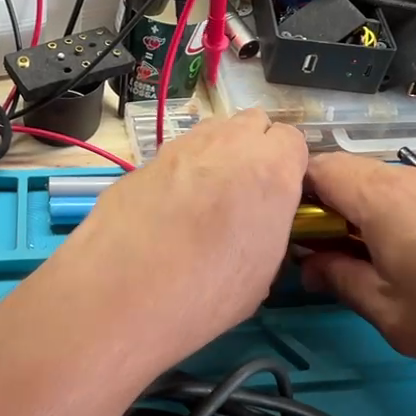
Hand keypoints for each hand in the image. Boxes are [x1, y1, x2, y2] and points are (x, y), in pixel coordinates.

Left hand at [32, 108, 308, 366]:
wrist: (122, 290)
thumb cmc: (206, 293)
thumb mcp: (263, 273)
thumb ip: (270, 228)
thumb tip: (261, 222)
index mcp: (270, 169)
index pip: (293, 140)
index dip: (289, 166)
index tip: (281, 195)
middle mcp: (229, 143)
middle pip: (253, 122)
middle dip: (256, 147)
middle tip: (248, 191)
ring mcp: (184, 144)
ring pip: (215, 130)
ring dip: (220, 152)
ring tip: (209, 197)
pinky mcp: (147, 156)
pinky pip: (178, 151)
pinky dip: (184, 169)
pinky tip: (171, 207)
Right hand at [300, 152, 415, 380]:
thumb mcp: (391, 313)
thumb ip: (340, 282)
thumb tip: (308, 265)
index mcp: (374, 195)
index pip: (311, 168)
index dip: (287, 195)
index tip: (283, 235)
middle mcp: (398, 177)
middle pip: (339, 173)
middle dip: (318, 208)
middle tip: (316, 255)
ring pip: (369, 185)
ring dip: (350, 215)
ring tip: (355, 262)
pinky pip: (397, 196)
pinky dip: (380, 218)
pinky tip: (397, 260)